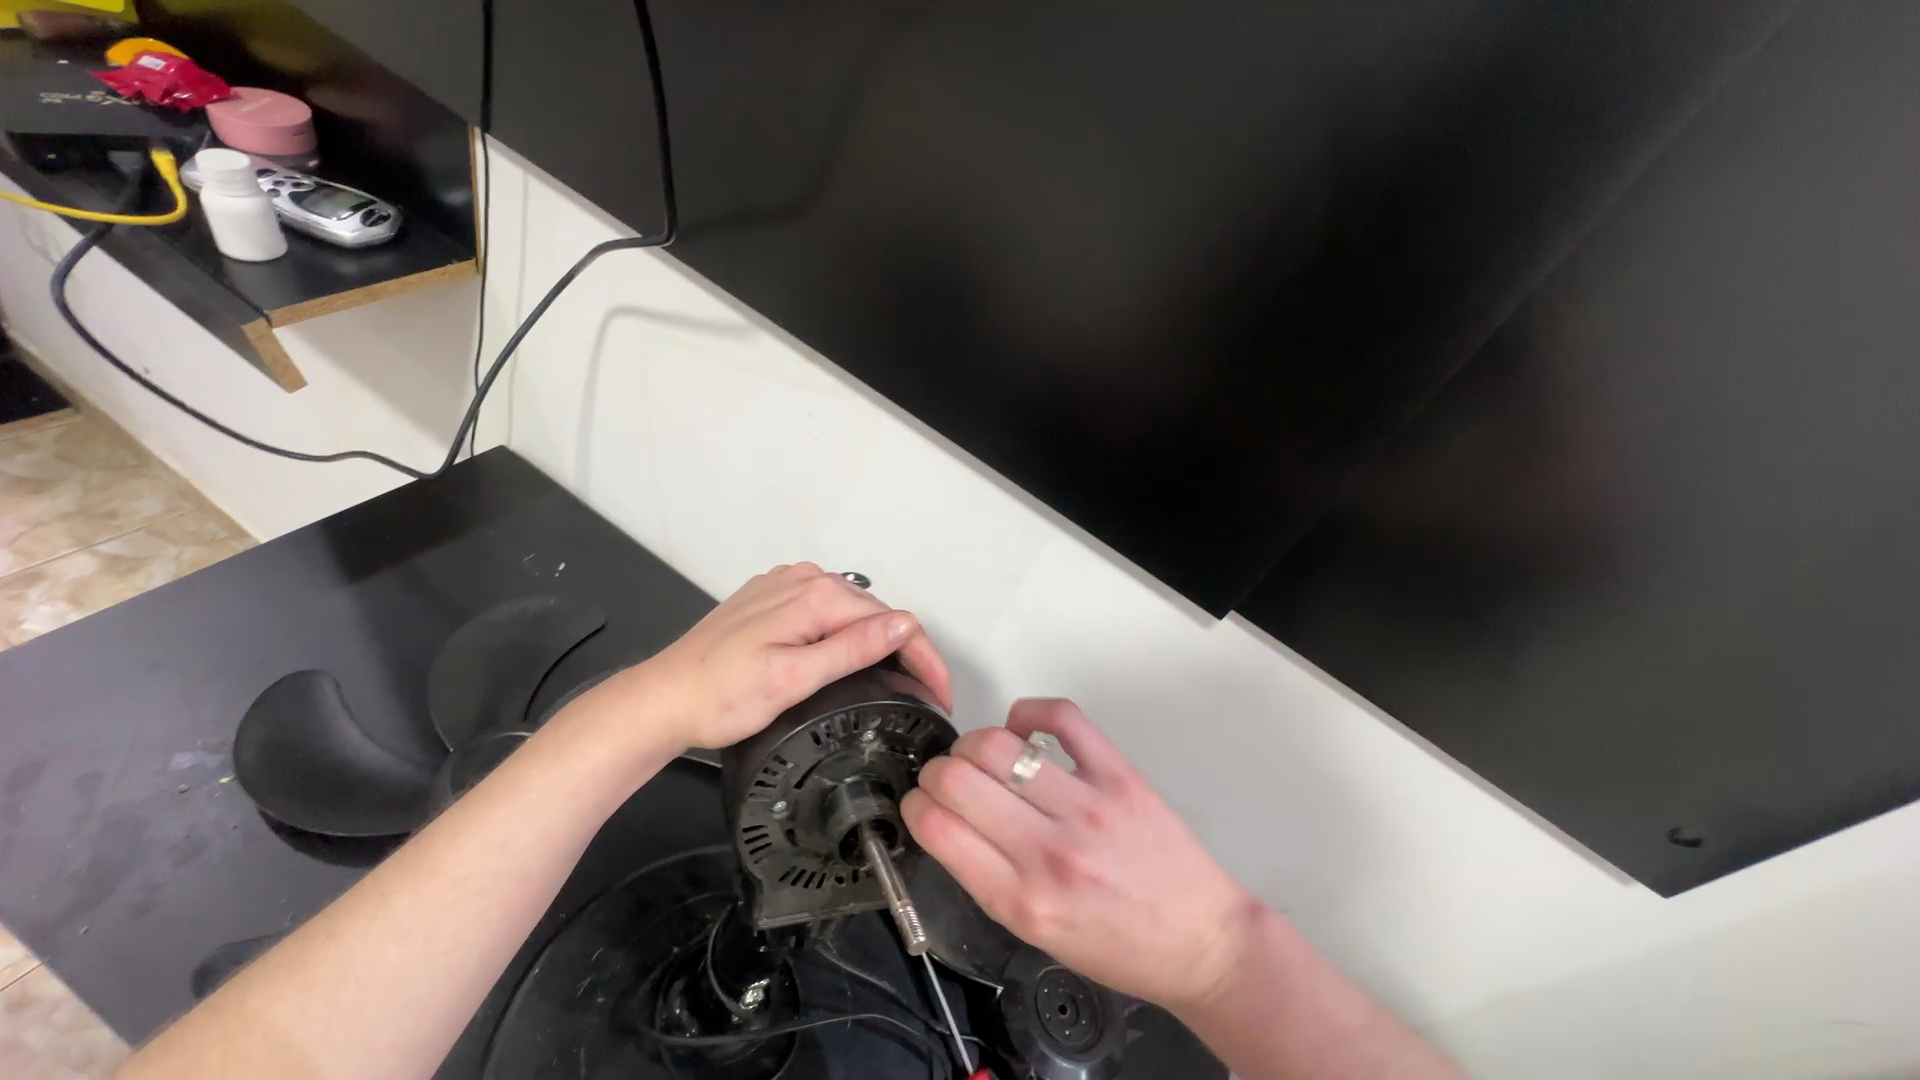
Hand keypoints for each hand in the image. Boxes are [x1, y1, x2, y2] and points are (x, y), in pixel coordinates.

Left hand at [613, 563, 951, 751]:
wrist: (663, 699)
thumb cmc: (720, 697)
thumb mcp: (795, 679)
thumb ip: (852, 648)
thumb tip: (903, 625)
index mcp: (814, 596)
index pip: (892, 620)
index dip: (924, 658)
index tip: (939, 694)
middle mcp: (803, 579)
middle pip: (875, 611)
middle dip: (906, 648)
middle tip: (925, 693)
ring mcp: (784, 586)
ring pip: (851, 609)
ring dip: (877, 638)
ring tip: (898, 677)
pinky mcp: (770, 600)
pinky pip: (824, 609)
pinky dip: (845, 630)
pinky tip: (851, 654)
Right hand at [903, 698, 1260, 1010]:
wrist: (1200, 942)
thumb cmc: (1118, 947)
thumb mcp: (1037, 936)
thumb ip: (988, 880)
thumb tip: (948, 820)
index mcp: (1021, 900)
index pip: (936, 827)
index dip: (915, 805)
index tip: (921, 803)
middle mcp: (1048, 850)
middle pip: (956, 778)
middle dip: (936, 772)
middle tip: (948, 780)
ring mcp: (1085, 806)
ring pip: (995, 744)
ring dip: (973, 744)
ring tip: (984, 758)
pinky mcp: (1118, 773)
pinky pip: (1060, 716)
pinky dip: (1027, 712)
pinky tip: (1022, 730)